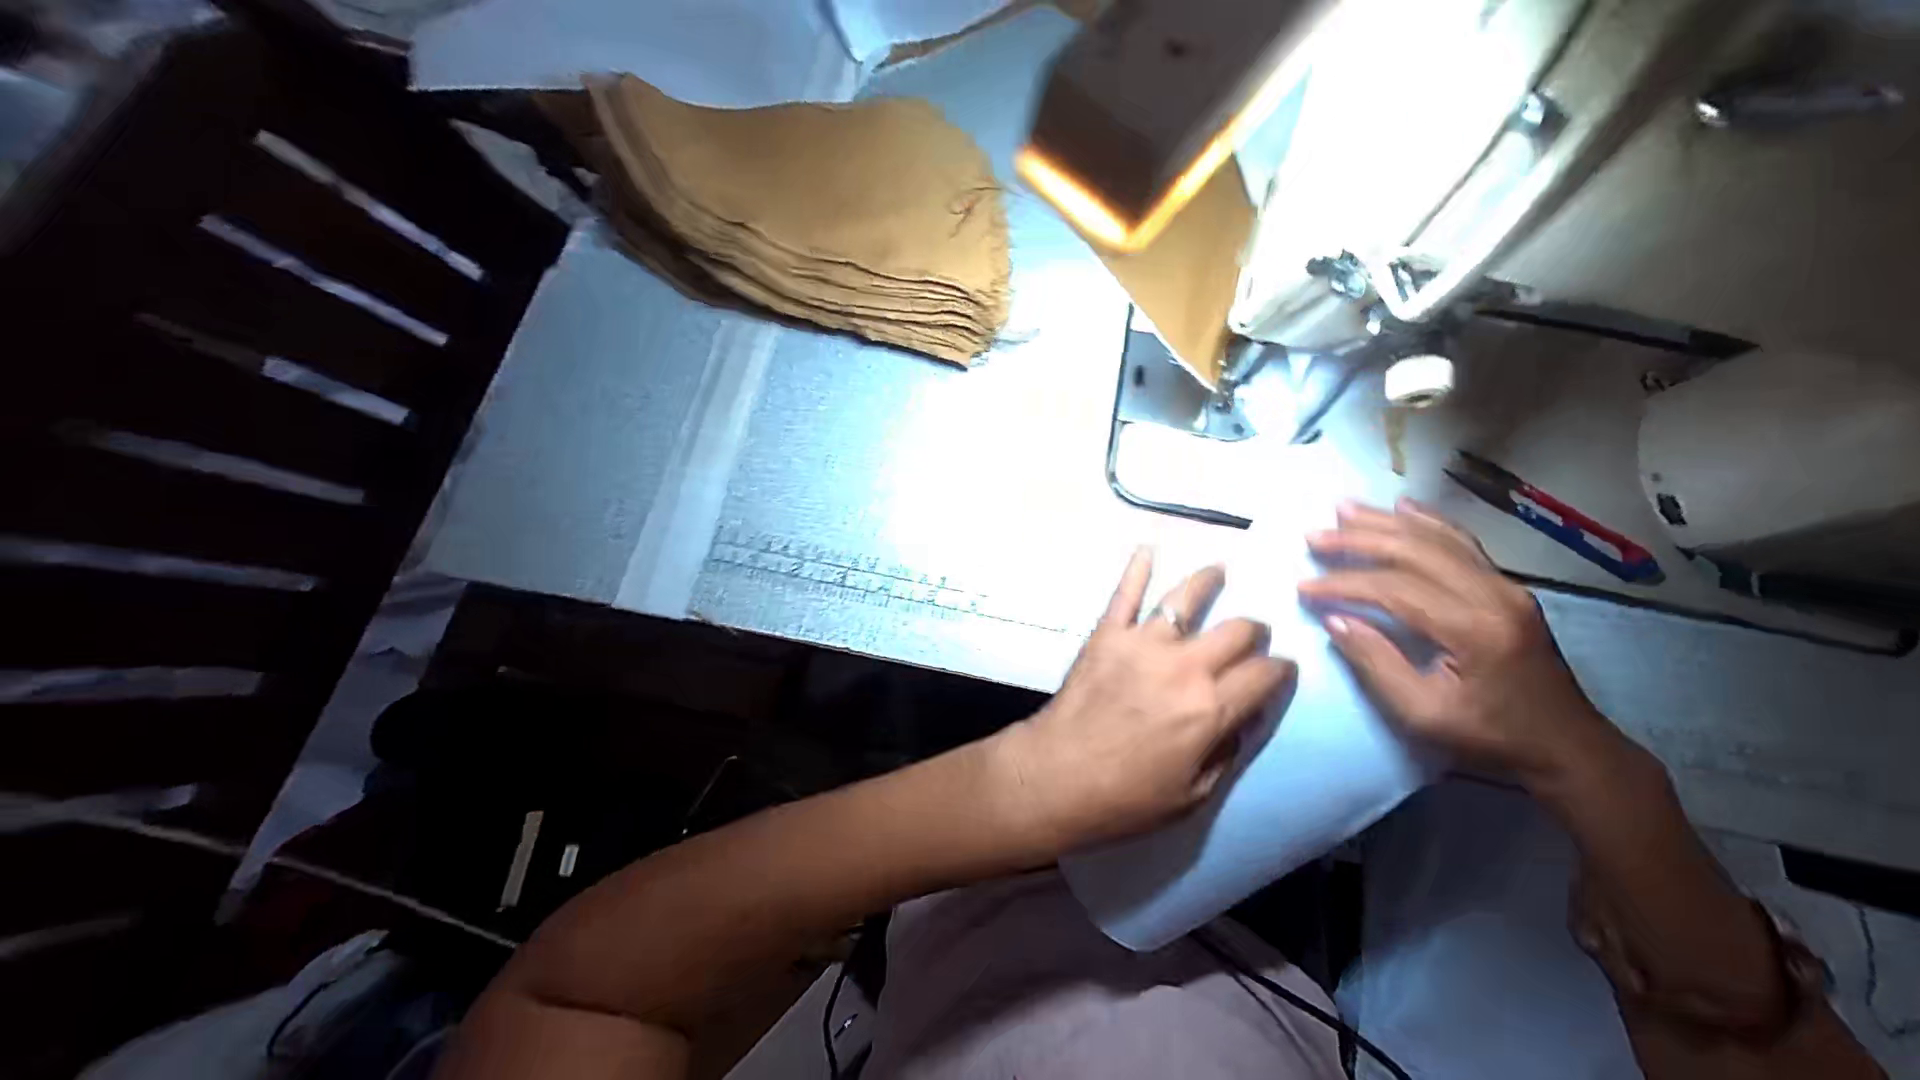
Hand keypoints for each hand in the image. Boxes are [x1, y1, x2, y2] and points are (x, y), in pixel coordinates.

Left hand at [988, 548, 1295, 856]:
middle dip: (1254, 630)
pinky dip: (1136, 569)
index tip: (1281, 669)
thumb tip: (1244, 718)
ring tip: (1219, 571)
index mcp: (1211, 708)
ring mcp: (1142, 644)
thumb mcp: (1193, 793)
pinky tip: (1147, 549)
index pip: (1264, 674)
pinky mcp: (1105, 635)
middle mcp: (1184, 666)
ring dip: (1208, 581)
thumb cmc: (1126, 798)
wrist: (1056, 777)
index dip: (1281, 670)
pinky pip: (1124, 595)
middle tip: (1251, 634)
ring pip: (1185, 598)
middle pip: (1236, 630)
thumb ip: (1225, 750)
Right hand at [1298, 498, 1619, 784]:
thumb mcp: (1422, 713)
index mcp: (1472, 629)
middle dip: (1358, 540)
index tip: (1304, 587)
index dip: (1344, 584)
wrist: (1566, 745)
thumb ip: (1375, 662)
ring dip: (1385, 522)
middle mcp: (1493, 595)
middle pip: (1414, 551)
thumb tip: (1335, 619)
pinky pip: (1461, 543)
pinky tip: (1402, 507)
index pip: (1394, 589)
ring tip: (1343, 509)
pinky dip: (1426, 522)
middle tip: (1314, 536)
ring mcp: (1505, 586)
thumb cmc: (1488, 735)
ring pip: (1437, 539)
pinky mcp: (1507, 587)